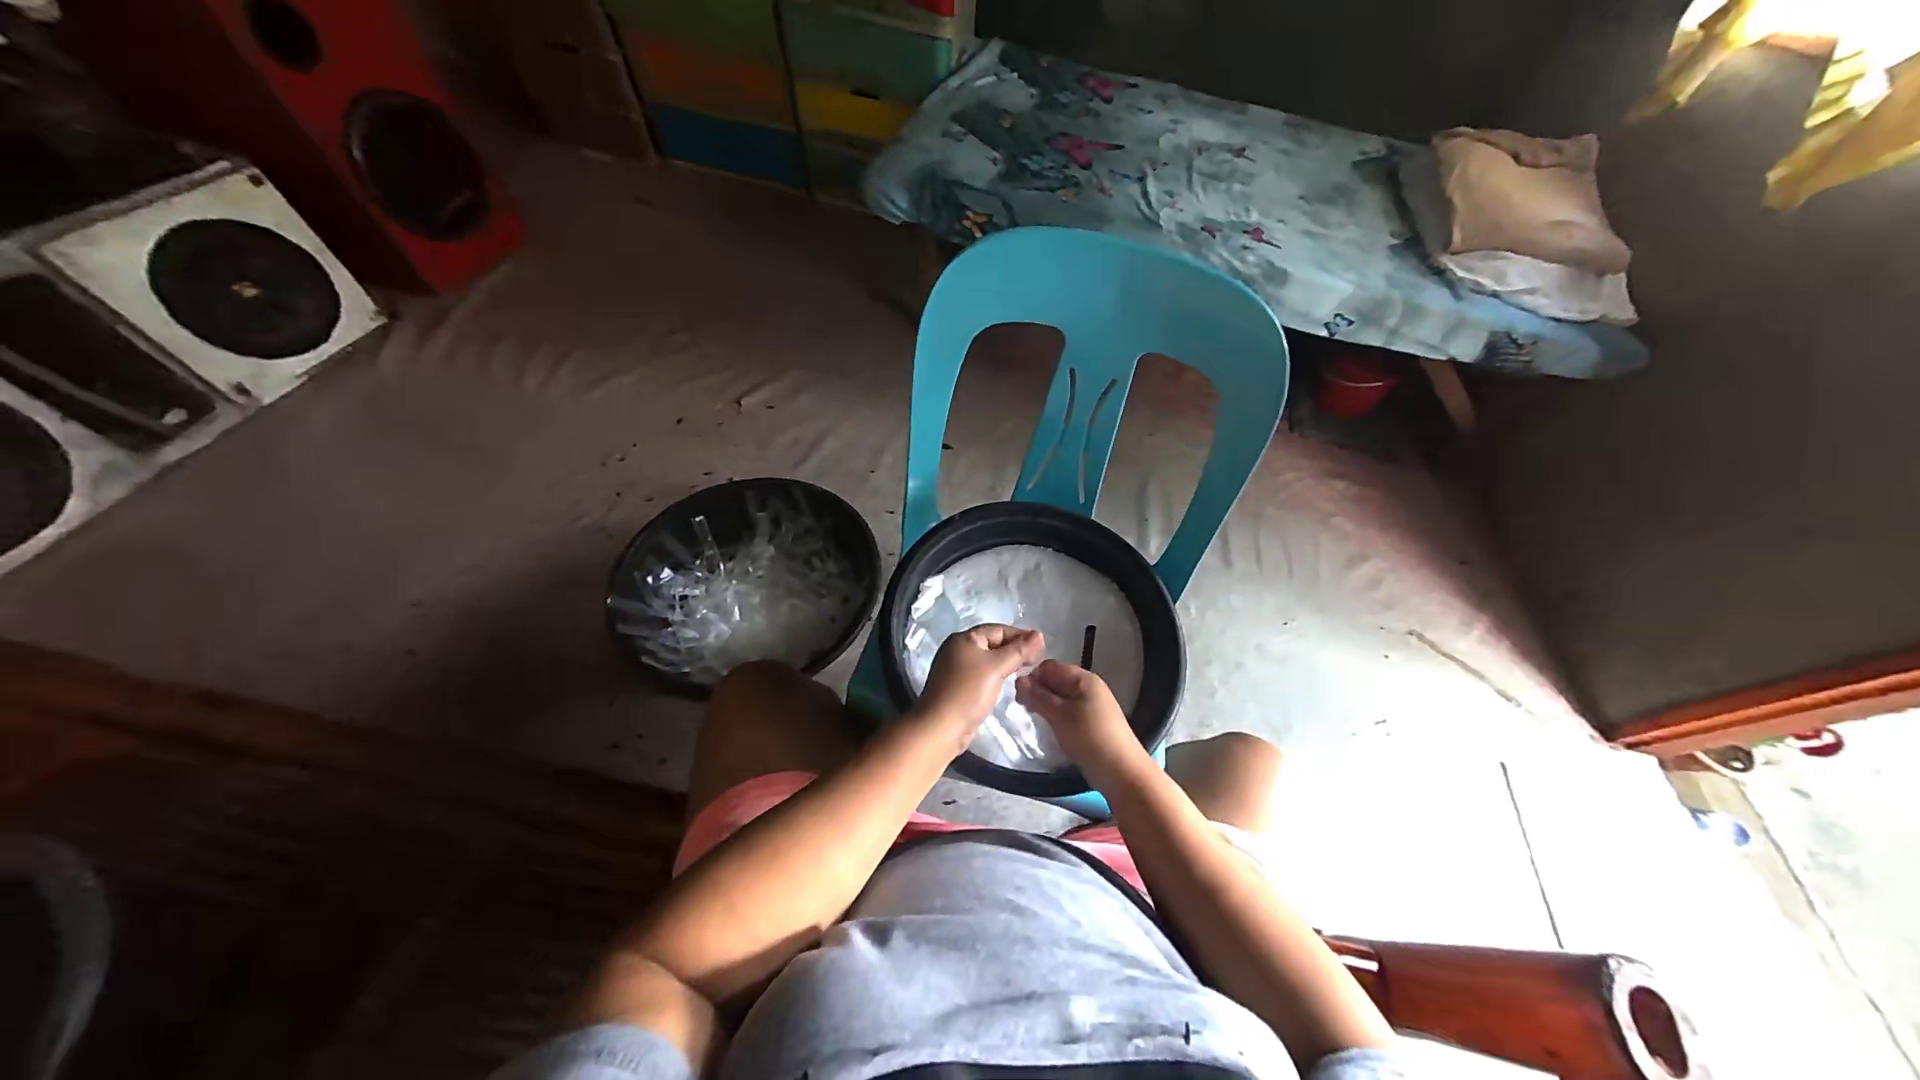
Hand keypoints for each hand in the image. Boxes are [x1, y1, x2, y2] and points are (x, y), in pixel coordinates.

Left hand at [914, 625, 1044, 747]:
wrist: (941, 727)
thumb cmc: (968, 692)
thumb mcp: (996, 667)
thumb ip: (1019, 650)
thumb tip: (1039, 634)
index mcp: (964, 638)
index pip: (998, 629)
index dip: (1021, 636)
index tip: (1042, 648)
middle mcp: (957, 649)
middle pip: (993, 643)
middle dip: (1015, 649)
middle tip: (1038, 661)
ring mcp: (956, 668)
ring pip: (988, 659)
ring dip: (1007, 662)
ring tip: (1027, 671)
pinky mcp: (958, 685)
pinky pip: (982, 673)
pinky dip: (997, 674)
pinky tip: (1009, 682)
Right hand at [1015, 660, 1151, 790]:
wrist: (1120, 770)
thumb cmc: (1089, 737)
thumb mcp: (1059, 715)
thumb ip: (1038, 696)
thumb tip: (1019, 680)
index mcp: (1084, 678)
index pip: (1050, 667)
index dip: (1033, 677)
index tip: (1018, 694)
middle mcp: (1089, 687)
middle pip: (1056, 680)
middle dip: (1038, 691)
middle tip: (1024, 708)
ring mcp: (1092, 705)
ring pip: (1061, 698)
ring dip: (1046, 705)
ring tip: (1035, 719)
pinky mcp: (1092, 723)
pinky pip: (1068, 712)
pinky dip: (1057, 716)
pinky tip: (1050, 728)